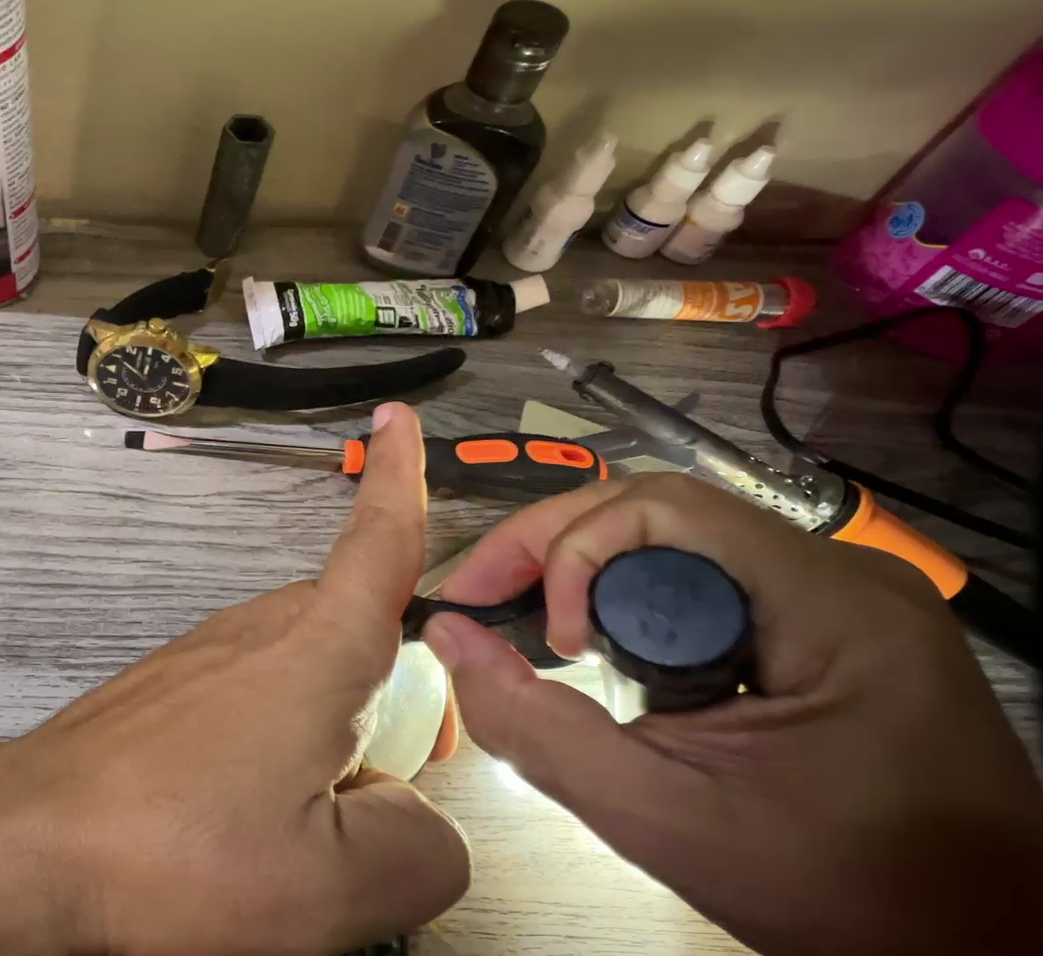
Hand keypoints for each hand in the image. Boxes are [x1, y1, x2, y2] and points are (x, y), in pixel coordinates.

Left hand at [0, 400, 467, 953]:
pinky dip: (271, 747)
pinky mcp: (170, 686)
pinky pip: (252, 698)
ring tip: (289, 823)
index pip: (378, 542)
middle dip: (389, 698)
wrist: (32, 841)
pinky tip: (234, 812)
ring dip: (325, 737)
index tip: (396, 420)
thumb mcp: (337, 882)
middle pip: (357, 635)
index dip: (399, 478)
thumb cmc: (170, 848)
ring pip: (305, 677)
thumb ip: (421, 844)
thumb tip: (411, 812)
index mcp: (315, 652)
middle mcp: (257, 632)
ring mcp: (205, 655)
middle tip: (374, 790)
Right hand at [426, 473, 1042, 954]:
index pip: (666, 510)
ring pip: (668, 533)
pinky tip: (584, 633)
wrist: (974, 950)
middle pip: (658, 509)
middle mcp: (841, 575)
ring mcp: (834, 593)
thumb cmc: (839, 894)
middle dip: (551, 543)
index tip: (545, 639)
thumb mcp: (663, 819)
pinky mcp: (818, 620)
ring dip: (577, 561)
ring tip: (517, 611)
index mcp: (834, 609)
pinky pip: (693, 572)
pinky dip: (618, 590)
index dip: (575, 550)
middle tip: (480, 597)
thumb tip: (445, 637)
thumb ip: (537, 728)